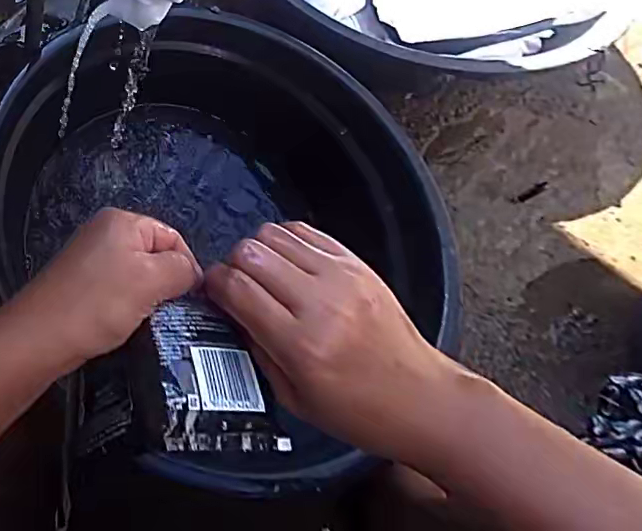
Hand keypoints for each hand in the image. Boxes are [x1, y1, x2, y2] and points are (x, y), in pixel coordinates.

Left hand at [4, 207, 201, 366]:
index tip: (192, 301)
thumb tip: (191, 271)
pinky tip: (127, 322)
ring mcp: (91, 255)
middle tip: (171, 313)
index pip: (173, 236)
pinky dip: (129, 304)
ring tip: (150, 320)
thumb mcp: (149, 280)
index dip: (187, 267)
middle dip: (167, 283)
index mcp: (121, 220)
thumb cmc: (98, 303)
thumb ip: (179, 269)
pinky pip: (119, 287)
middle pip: (156, 254)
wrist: (43, 334)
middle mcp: (105, 230)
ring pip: (139, 274)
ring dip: (149, 297)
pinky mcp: (83, 280)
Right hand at [205, 222, 475, 466]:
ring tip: (265, 273)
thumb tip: (227, 307)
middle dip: (233, 266)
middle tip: (239, 283)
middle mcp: (320, 305)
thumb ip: (254, 347)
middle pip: (248, 254)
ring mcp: (341, 278)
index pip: (236, 288)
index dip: (214, 283)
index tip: (213, 290)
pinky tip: (289, 262)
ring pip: (270, 234)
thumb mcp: (294, 397)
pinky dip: (285, 240)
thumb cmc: (361, 410)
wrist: (428, 402)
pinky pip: (302, 230)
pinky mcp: (356, 263)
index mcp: (302, 345)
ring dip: (258, 250)